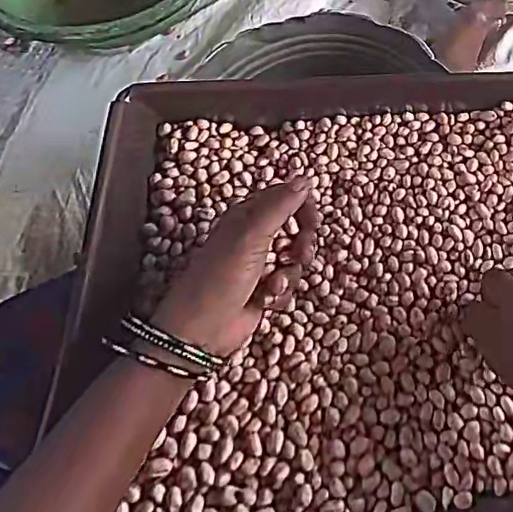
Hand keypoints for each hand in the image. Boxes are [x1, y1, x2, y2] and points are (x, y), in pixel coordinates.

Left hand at [151, 178, 319, 357]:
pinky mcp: (264, 288)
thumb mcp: (252, 234)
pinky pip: (289, 282)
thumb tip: (305, 179)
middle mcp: (254, 236)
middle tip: (299, 254)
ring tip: (275, 283)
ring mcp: (259, 263)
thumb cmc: (220, 278)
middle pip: (295, 227)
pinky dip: (282, 291)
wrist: (200, 332)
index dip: (302, 207)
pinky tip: (267, 299)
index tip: (311, 222)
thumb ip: (280, 205)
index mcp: (247, 215)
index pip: (285, 196)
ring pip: (295, 257)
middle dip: (302, 242)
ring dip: (290, 272)